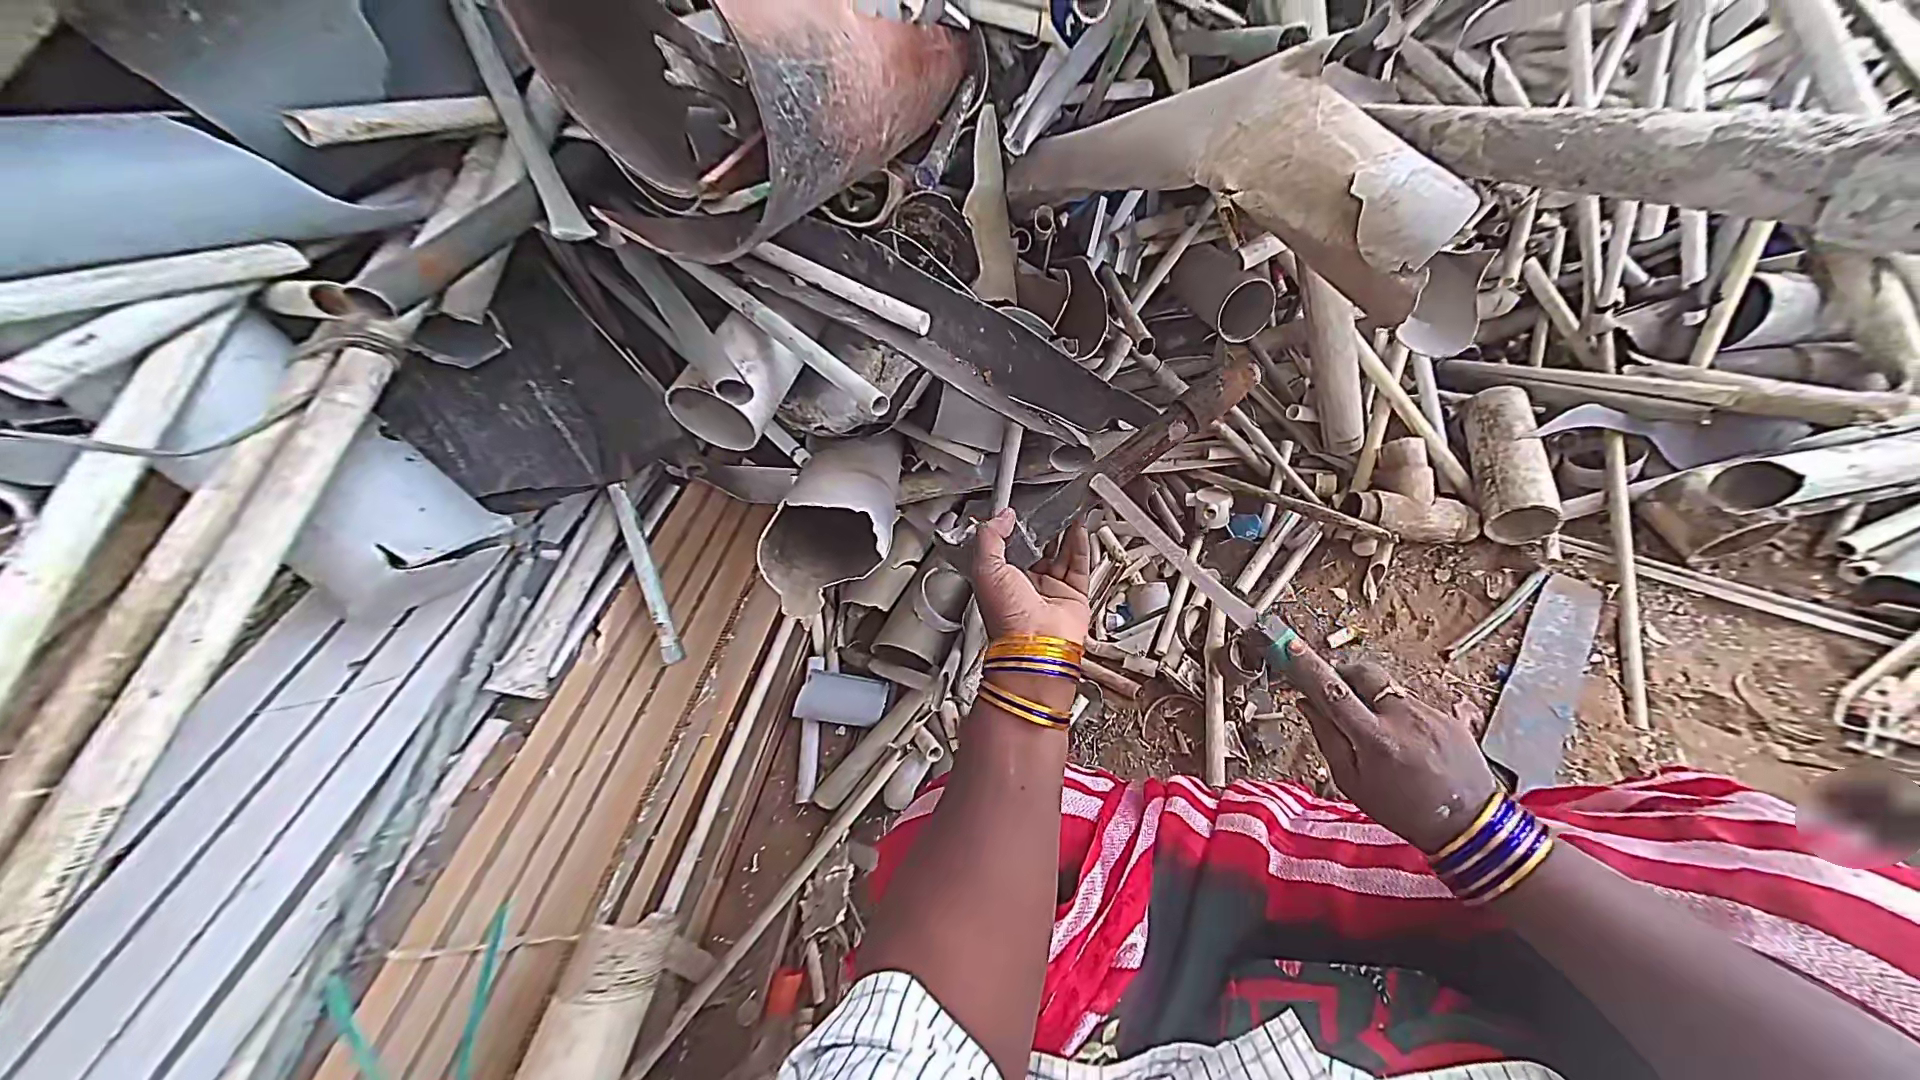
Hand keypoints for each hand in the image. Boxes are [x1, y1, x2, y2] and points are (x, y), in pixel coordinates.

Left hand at [971, 508, 1091, 644]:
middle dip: (1042, 531)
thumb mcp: (985, 568)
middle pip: (1037, 550)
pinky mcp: (1073, 595)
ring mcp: (1050, 591)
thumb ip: (990, 537)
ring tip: (1067, 513)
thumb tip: (1001, 517)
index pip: (1007, 549)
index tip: (1017, 513)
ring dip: (1064, 534)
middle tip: (1046, 510)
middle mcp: (1026, 586)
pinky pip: (1079, 565)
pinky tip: (1079, 529)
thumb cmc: (1006, 618)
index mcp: (1001, 581)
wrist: (1035, 643)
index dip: (1012, 530)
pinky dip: (1081, 546)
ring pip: (1061, 555)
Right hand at [1276, 637, 1497, 851]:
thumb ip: (1326, 737)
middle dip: (1345, 674)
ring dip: (1374, 700)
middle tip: (1336, 691)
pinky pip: (1412, 702)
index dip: (1309, 666)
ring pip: (1389, 689)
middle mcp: (1405, 720)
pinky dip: (1399, 713)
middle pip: (1364, 673)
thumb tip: (1307, 704)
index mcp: (1375, 740)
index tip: (1293, 648)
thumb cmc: (1404, 810)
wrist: (1471, 828)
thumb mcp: (1351, 781)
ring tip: (1378, 731)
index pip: (1333, 690)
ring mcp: (1431, 716)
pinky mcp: (1450, 717)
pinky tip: (1404, 739)